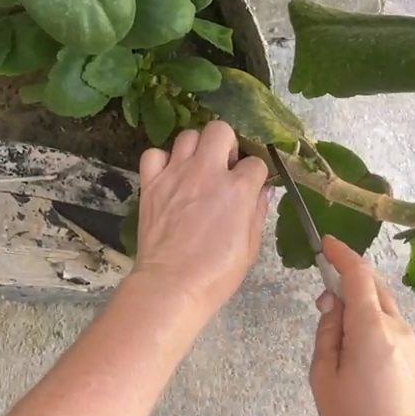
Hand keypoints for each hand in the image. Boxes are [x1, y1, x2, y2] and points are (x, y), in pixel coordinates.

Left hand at [131, 121, 270, 315]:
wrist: (171, 285)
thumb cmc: (216, 273)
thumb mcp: (250, 247)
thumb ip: (257, 212)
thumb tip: (262, 190)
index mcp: (238, 188)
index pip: (256, 162)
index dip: (255, 174)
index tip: (250, 187)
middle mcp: (207, 172)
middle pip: (220, 130)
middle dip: (227, 144)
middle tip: (224, 166)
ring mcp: (176, 174)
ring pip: (187, 136)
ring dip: (196, 148)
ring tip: (196, 169)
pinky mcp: (151, 183)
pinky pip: (154, 154)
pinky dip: (162, 161)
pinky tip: (169, 176)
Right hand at [311, 236, 414, 415]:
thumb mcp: (324, 377)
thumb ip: (327, 334)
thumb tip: (333, 306)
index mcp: (372, 327)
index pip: (358, 273)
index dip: (341, 253)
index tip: (325, 242)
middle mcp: (398, 328)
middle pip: (374, 286)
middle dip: (348, 277)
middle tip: (321, 295)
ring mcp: (412, 346)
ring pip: (383, 306)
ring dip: (359, 302)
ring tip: (334, 329)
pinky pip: (391, 326)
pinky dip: (371, 320)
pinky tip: (354, 347)